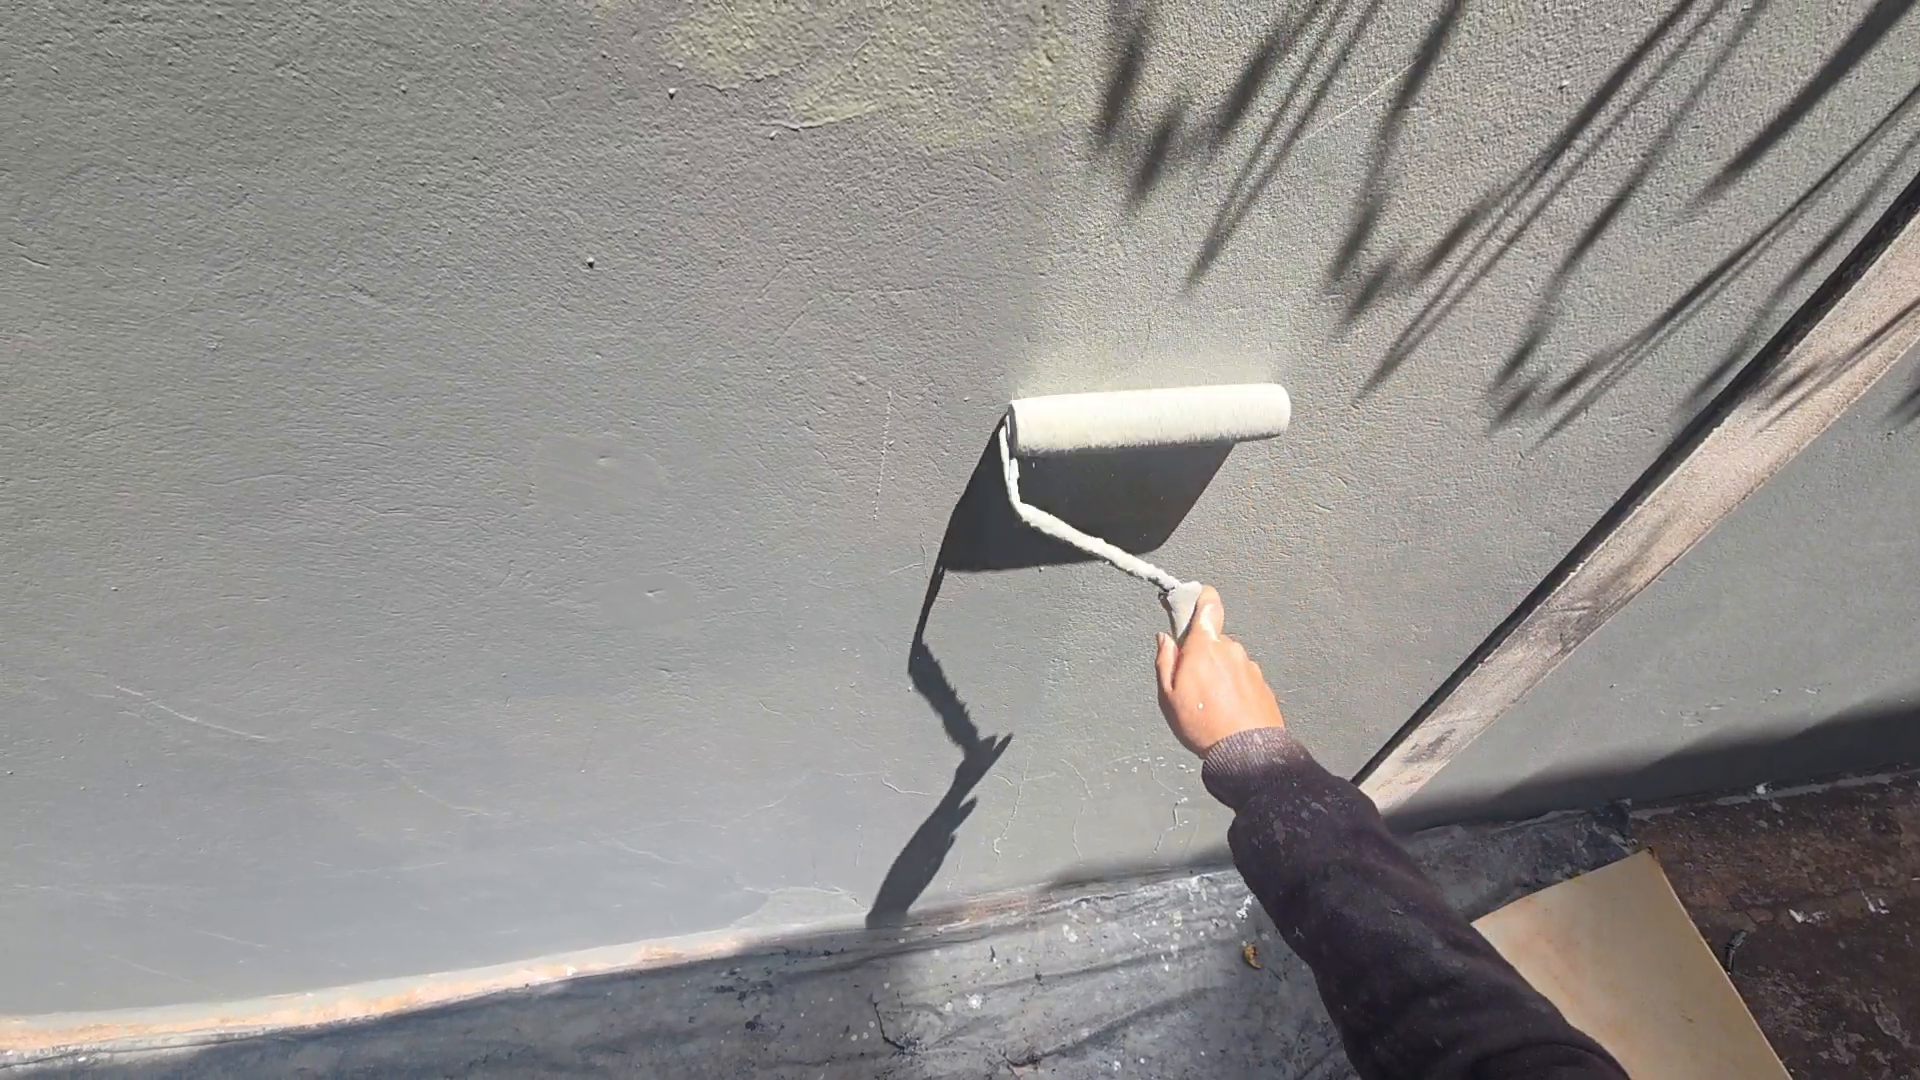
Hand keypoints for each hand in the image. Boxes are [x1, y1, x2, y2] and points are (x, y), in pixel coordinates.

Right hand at [1154, 586, 1284, 755]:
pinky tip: (1226, 709)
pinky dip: (1233, 687)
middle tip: (1191, 679)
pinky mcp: (1262, 684)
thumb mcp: (1168, 696)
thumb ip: (1165, 661)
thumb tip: (1164, 640)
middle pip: (1214, 639)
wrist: (1248, 753)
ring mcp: (1249, 666)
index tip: (1191, 602)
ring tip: (1210, 702)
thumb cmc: (1203, 724)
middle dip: (1202, 652)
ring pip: (1228, 659)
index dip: (1200, 598)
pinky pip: (1242, 677)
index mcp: (1204, 647)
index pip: (1209, 605)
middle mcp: (1231, 650)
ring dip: (1219, 672)